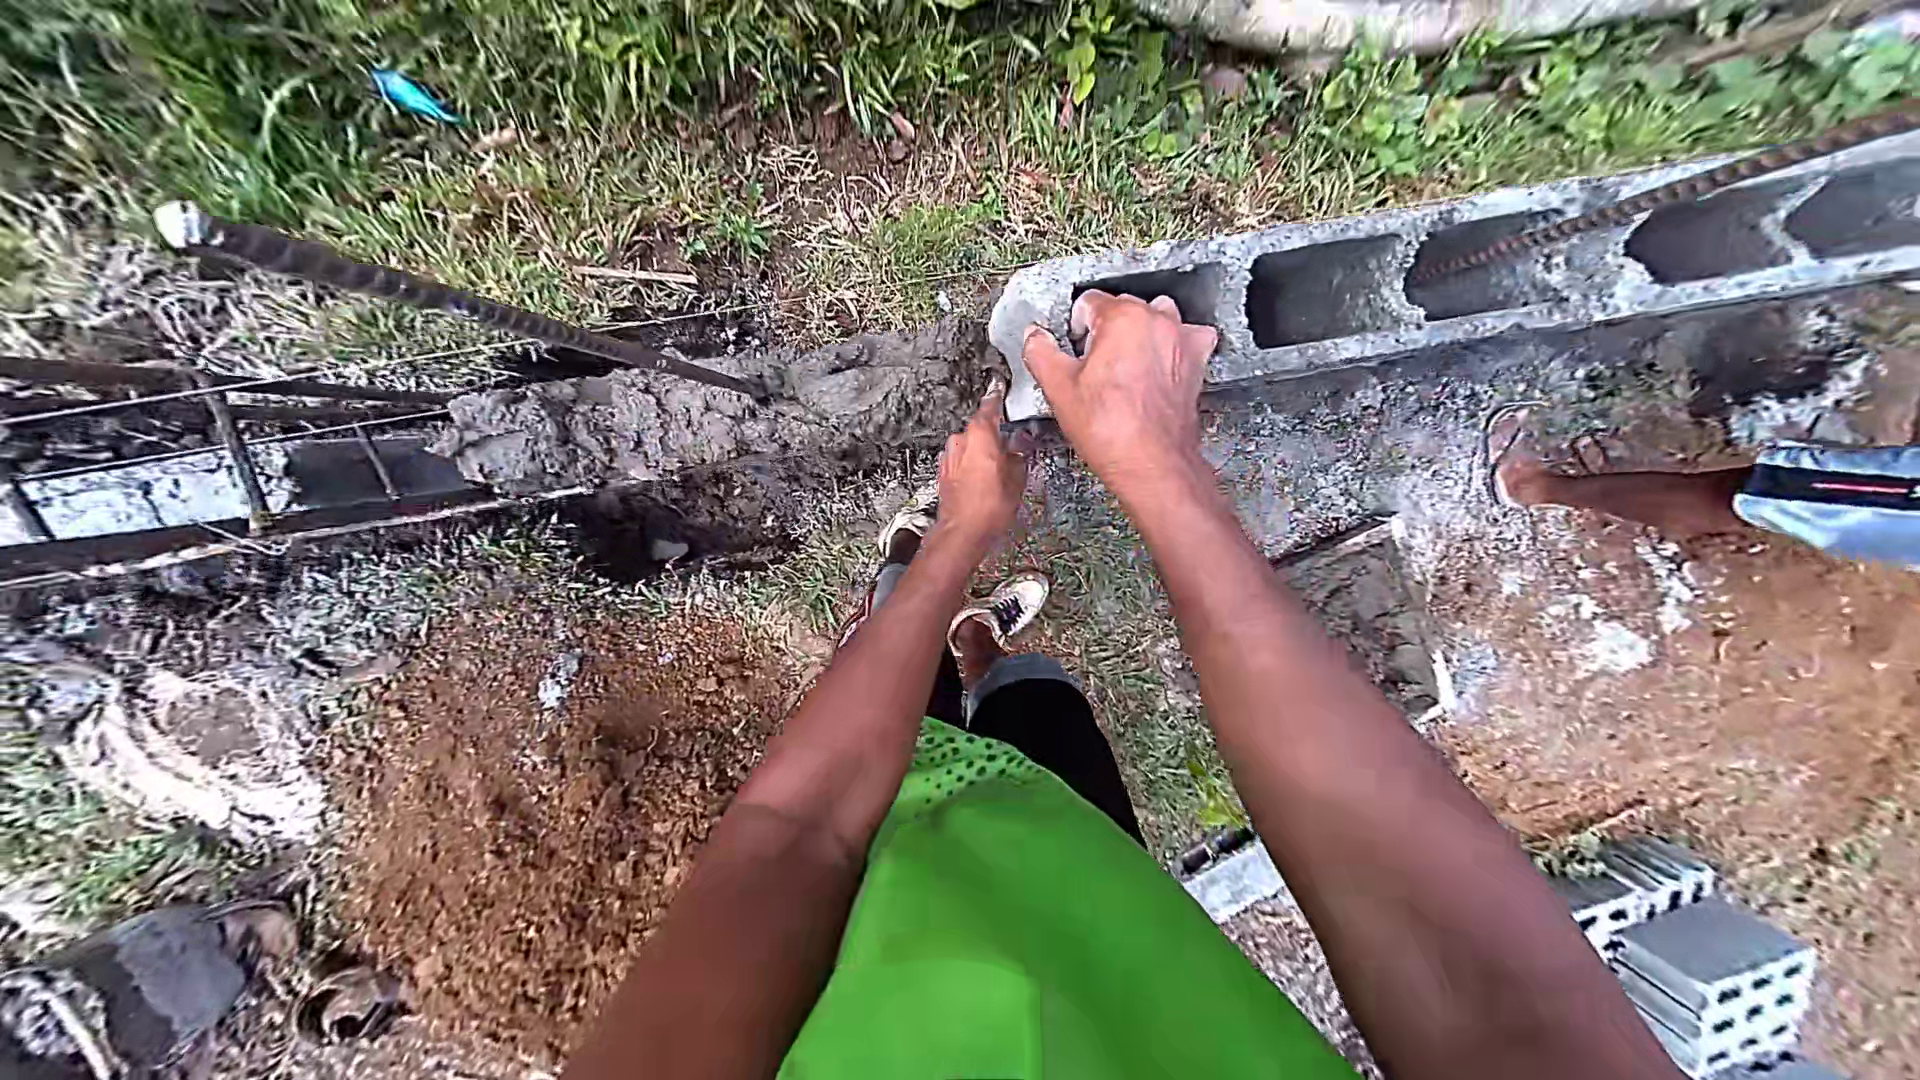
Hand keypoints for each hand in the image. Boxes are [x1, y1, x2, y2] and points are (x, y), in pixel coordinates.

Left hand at [932, 380, 1027, 550]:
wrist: (962, 530)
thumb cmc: (988, 507)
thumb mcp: (1017, 480)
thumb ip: (1018, 457)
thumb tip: (1017, 452)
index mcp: (980, 434)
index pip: (989, 405)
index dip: (997, 398)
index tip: (1000, 390)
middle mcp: (960, 440)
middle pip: (979, 428)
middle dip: (993, 435)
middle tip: (1010, 446)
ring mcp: (949, 456)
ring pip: (969, 445)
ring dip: (981, 452)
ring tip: (997, 469)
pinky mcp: (943, 472)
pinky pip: (960, 460)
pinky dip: (970, 465)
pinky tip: (982, 479)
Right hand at [1022, 291, 1217, 499]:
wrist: (1151, 461)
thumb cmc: (1112, 430)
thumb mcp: (1059, 389)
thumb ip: (1040, 353)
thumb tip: (1034, 337)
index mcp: (1121, 319)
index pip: (1088, 303)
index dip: (1074, 330)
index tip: (1074, 352)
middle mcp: (1156, 320)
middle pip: (1121, 308)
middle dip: (1105, 331)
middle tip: (1093, 367)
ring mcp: (1180, 339)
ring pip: (1154, 316)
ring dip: (1138, 333)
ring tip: (1123, 366)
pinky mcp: (1195, 360)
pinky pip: (1184, 337)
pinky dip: (1170, 345)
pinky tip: (1155, 367)